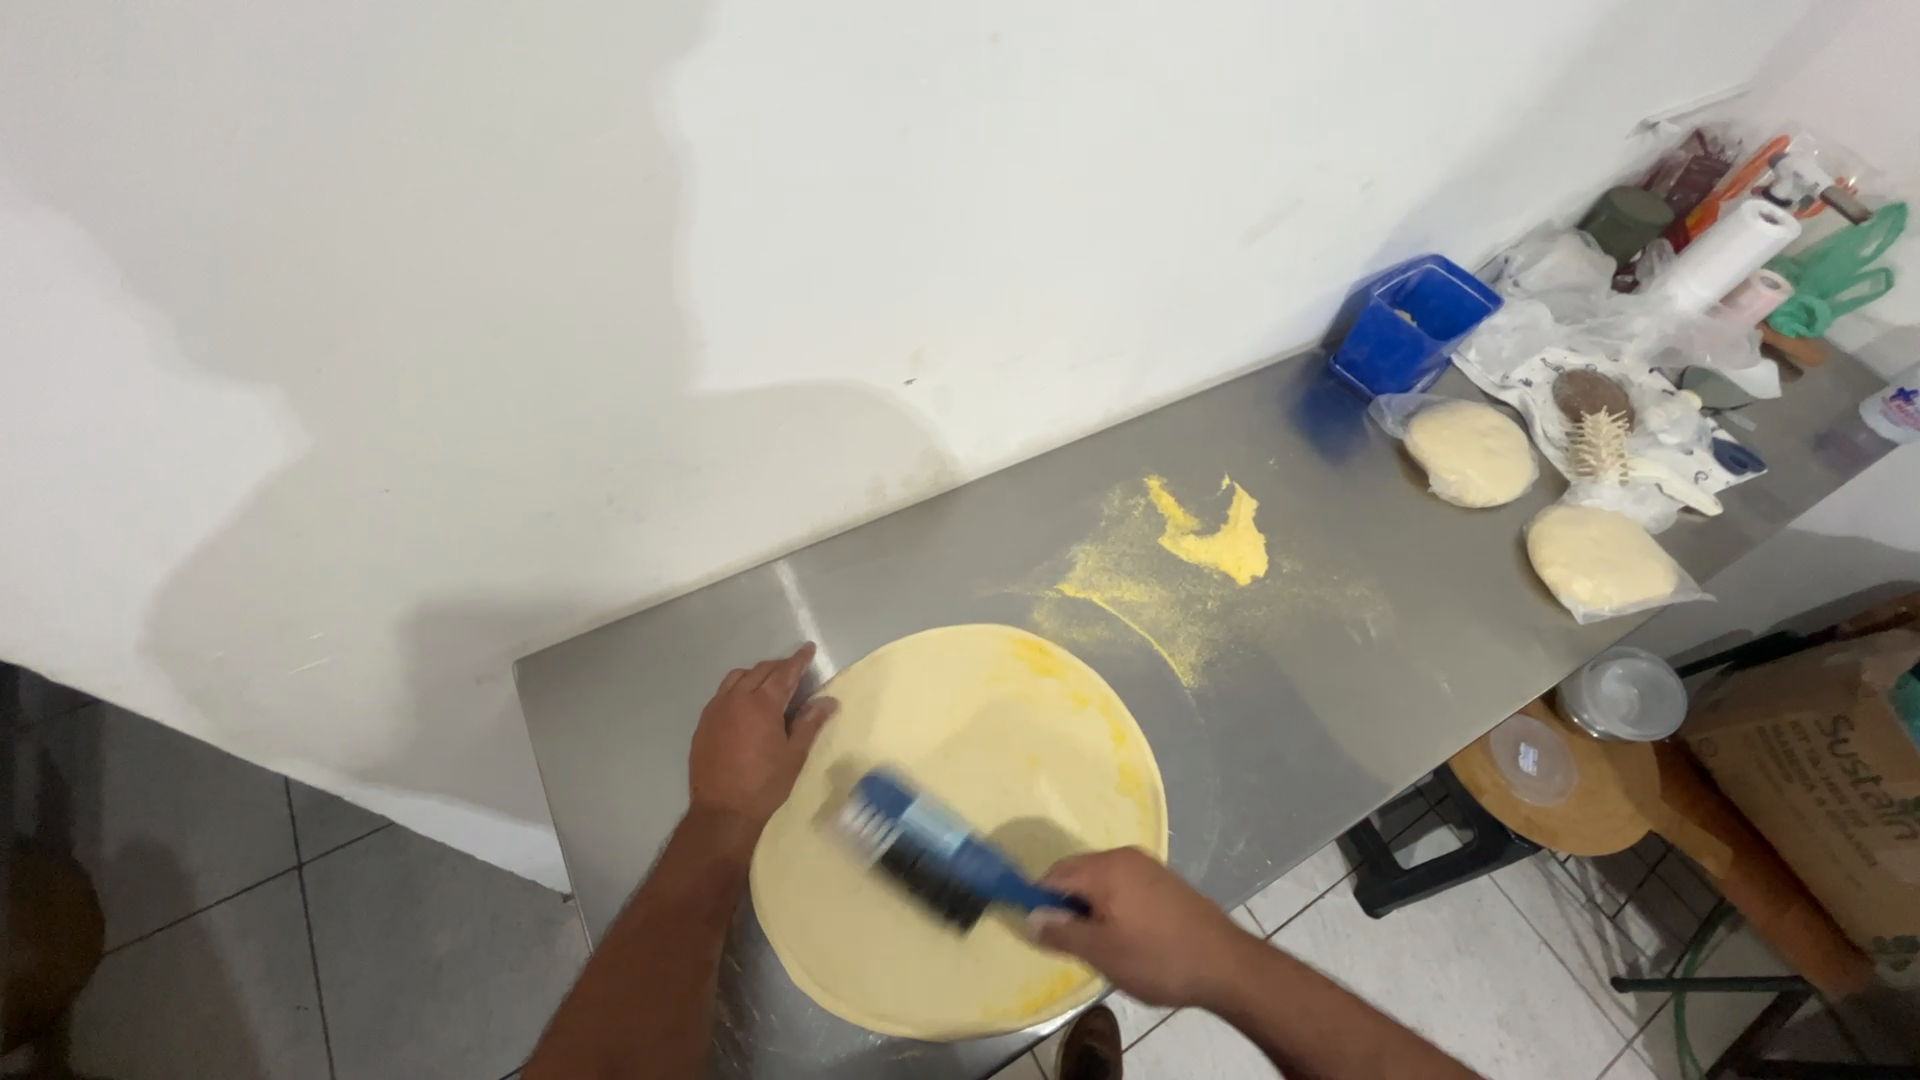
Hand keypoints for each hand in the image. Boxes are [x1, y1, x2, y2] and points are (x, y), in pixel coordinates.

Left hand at [687, 643, 837, 836]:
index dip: (799, 660)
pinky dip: (737, 688)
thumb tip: (828, 700)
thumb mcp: (795, 754)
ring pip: (737, 678)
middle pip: (760, 671)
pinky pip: (722, 694)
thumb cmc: (765, 784)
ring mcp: (716, 709)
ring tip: (768, 683)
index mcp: (762, 704)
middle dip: (779, 666)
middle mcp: (736, 699)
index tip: (809, 649)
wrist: (722, 812)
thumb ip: (810, 722)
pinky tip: (744, 704)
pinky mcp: (704, 723)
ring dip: (755, 674)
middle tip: (794, 669)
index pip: (784, 672)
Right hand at [1027, 847, 1253, 1008]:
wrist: (1228, 965)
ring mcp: (1146, 865)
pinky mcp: (1162, 879)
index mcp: (1104, 868)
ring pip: (1099, 879)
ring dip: (1089, 906)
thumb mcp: (1103, 953)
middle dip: (1066, 904)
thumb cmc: (1159, 958)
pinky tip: (1126, 935)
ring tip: (1101, 944)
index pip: (1054, 875)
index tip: (1039, 931)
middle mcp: (1122, 856)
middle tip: (1072, 943)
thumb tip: (1030, 917)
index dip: (1039, 900)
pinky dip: (1111, 904)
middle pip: (1076, 873)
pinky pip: (1121, 884)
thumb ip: (1062, 932)